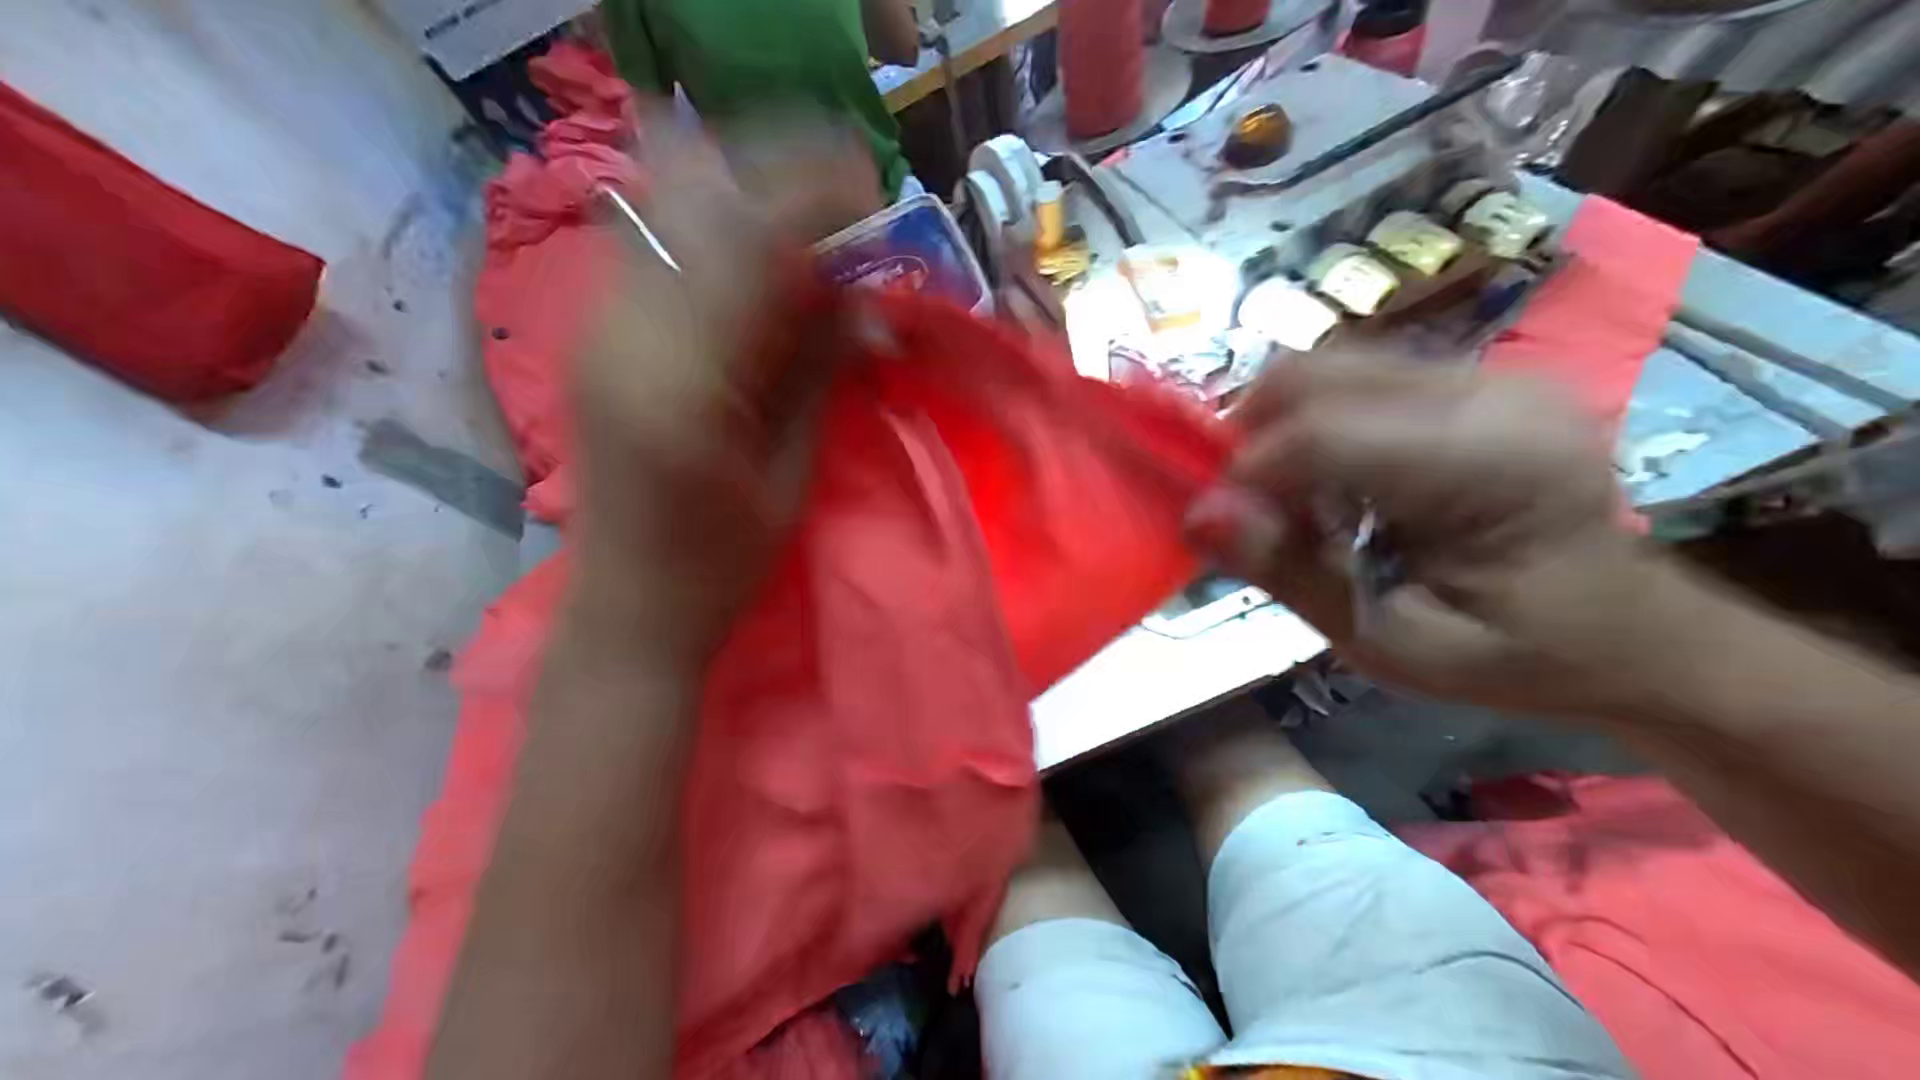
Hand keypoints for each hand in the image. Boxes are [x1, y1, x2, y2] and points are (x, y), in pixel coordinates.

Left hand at [570, 118, 879, 668]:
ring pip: (666, 209)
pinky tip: (755, 273)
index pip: (750, 238)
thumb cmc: (721, 566)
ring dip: (743, 200)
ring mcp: (598, 329)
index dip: (816, 194)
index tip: (872, 188)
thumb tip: (868, 304)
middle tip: (840, 206)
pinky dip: (713, 237)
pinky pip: (655, 249)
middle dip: (776, 177)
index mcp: (686, 382)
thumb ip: (820, 375)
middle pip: (695, 195)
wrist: (626, 609)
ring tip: (803, 235)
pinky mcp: (594, 338)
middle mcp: (625, 333)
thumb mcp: (790, 477)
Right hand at [1187, 352, 1652, 715]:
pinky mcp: (1471, 375)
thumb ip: (1293, 573)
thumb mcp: (1390, 645)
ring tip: (1290, 500)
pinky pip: (1353, 376)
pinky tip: (1329, 480)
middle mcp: (1494, 393)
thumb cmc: (1510, 654)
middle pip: (1317, 375)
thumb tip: (1197, 513)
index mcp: (1494, 465)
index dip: (1246, 472)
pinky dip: (1310, 422)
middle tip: (1247, 508)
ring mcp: (1487, 373)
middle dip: (1251, 436)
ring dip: (1277, 428)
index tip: (1219, 523)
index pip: (1323, 434)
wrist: (1625, 632)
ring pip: (1326, 367)